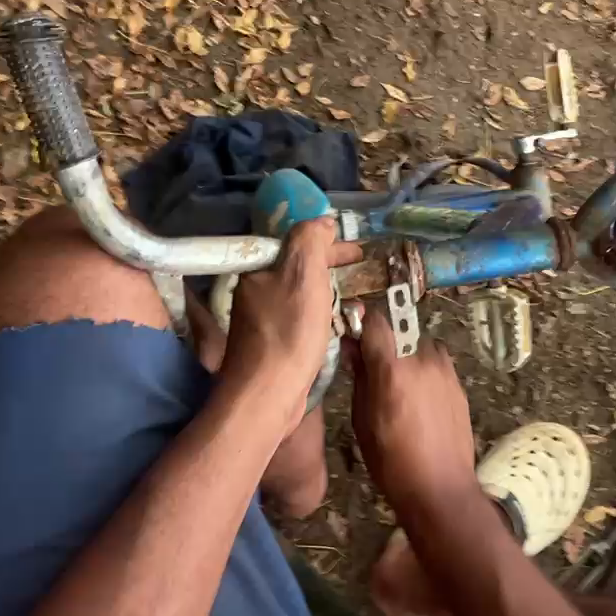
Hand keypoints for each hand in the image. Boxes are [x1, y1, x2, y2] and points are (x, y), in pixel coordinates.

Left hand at [218, 218, 359, 428]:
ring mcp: (261, 319)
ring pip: (300, 293)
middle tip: (360, 264)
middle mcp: (255, 290)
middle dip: (329, 263)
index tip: (355, 247)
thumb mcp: (303, 274)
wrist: (267, 395)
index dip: (326, 241)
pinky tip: (340, 324)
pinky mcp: (271, 344)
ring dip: (328, 290)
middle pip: (297, 266)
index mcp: (258, 269)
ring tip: (355, 295)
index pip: (294, 242)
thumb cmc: (289, 330)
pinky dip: (322, 314)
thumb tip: (322, 221)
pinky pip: (300, 317)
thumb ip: (311, 240)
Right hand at [346, 305, 477, 517]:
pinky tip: (422, 402)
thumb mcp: (362, 420)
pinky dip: (426, 372)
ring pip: (419, 347)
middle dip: (386, 346)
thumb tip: (352, 346)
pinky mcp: (459, 382)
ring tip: (402, 389)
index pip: (376, 321)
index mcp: (392, 369)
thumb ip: (359, 376)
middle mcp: (421, 360)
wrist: (441, 489)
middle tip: (377, 371)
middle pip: (399, 334)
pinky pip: (436, 364)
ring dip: (408, 357)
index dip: (363, 322)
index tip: (355, 333)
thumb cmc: (391, 461)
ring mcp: (445, 370)